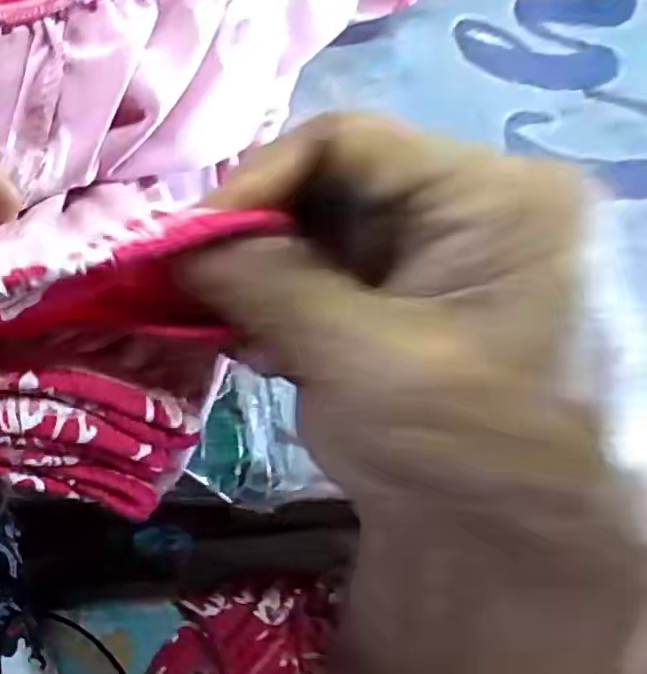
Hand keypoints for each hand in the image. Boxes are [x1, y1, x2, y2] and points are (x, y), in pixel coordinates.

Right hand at [181, 113, 607, 521]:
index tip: (178, 250)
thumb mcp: (362, 353)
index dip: (248, 186)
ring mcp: (409, 263)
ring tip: (203, 322)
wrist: (502, 530)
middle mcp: (449, 213)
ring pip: (289, 237)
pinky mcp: (370, 308)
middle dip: (232, 236)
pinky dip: (248, 308)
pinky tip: (243, 347)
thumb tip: (176, 245)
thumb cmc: (464, 436)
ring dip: (233, 277)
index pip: (340, 143)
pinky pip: (289, 282)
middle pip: (309, 187)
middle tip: (171, 287)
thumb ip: (269, 285)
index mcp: (484, 198)